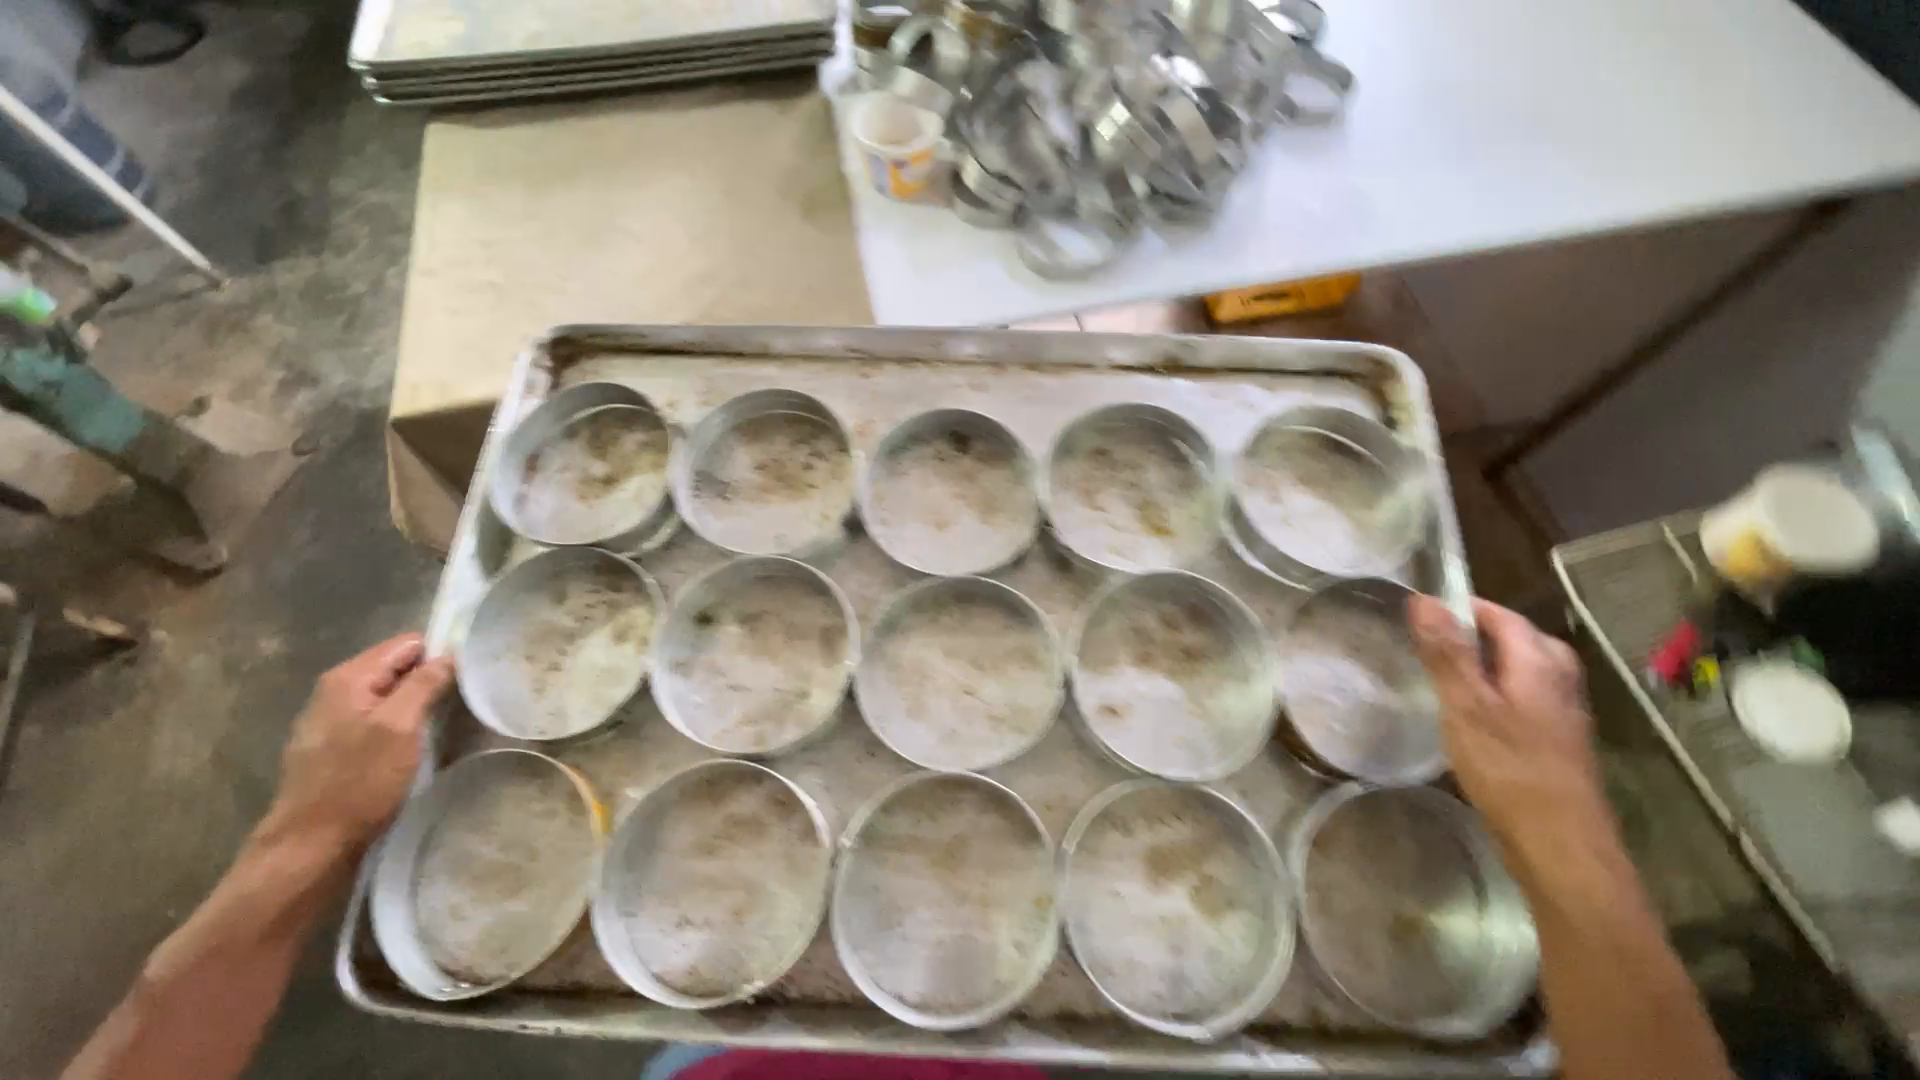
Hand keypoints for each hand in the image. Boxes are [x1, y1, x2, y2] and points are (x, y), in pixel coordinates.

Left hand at [264, 633, 454, 849]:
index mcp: (348, 678)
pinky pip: (378, 718)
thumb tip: (448, 653)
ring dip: (416, 702)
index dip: (440, 654)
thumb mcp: (400, 727)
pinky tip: (414, 742)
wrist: (312, 844)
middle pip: (396, 667)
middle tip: (460, 699)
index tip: (467, 675)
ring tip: (443, 720)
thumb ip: (424, 683)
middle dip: (429, 678)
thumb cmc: (359, 781)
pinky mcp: (335, 745)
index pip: (407, 644)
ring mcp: (331, 719)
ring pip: (388, 694)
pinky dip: (400, 722)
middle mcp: (334, 691)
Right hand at [1407, 596, 1602, 838]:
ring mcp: (1564, 712)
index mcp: (1539, 662)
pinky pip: (1525, 697)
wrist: (1559, 844)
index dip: (1461, 608)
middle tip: (1430, 645)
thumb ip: (1447, 652)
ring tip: (1445, 676)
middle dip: (1476, 634)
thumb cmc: (1508, 769)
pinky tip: (1473, 716)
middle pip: (1518, 639)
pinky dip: (1498, 693)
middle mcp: (1560, 679)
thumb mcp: (1466, 706)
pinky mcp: (1558, 740)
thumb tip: (1425, 599)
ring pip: (1523, 670)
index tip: (1418, 614)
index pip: (1500, 615)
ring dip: (1487, 665)